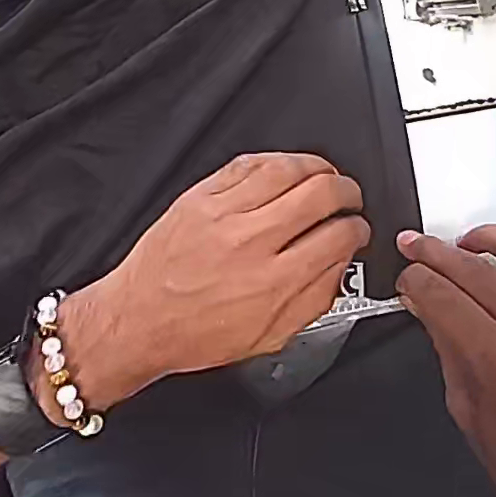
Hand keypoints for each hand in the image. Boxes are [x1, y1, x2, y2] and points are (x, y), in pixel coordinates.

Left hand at [55, 153, 369, 408]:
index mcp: (273, 282)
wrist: (137, 319)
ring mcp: (223, 213)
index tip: (356, 229)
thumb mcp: (269, 336)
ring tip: (325, 175)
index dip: (358, 229)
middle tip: (349, 198)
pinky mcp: (200, 196)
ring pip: (286, 169)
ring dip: (317, 167)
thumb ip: (315, 299)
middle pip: (320, 193)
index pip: (337, 236)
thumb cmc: (194, 332)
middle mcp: (250, 241)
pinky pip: (247, 163)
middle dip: (348, 191)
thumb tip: (341, 265)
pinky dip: (275, 160)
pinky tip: (284, 168)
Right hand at [396, 225, 495, 496]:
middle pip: (475, 269)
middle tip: (416, 246)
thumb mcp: (471, 418)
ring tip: (470, 240)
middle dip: (434, 252)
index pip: (441, 296)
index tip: (406, 278)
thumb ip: (449, 353)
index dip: (413, 280)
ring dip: (494, 237)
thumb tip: (429, 310)